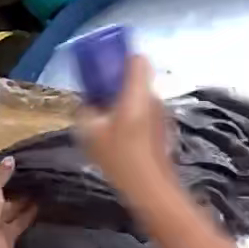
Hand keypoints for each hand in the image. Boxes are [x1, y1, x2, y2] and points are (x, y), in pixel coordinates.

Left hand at [0, 158, 35, 247]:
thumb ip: (0, 174)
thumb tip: (10, 159)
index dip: (0, 169)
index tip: (21, 158)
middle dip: (14, 183)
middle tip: (39, 169)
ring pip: (11, 207)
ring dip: (25, 197)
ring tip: (45, 183)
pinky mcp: (6, 239)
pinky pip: (19, 222)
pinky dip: (30, 213)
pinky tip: (44, 202)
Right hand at [75, 55, 176, 204]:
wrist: (152, 190)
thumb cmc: (121, 157)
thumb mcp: (91, 133)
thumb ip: (85, 112)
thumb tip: (85, 104)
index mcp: (137, 93)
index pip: (137, 59)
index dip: (121, 57)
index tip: (104, 67)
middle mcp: (153, 98)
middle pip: (137, 79)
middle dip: (117, 84)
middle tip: (97, 97)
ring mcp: (162, 114)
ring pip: (140, 97)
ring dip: (124, 103)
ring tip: (106, 123)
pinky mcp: (164, 129)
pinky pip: (145, 113)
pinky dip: (132, 118)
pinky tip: (119, 139)